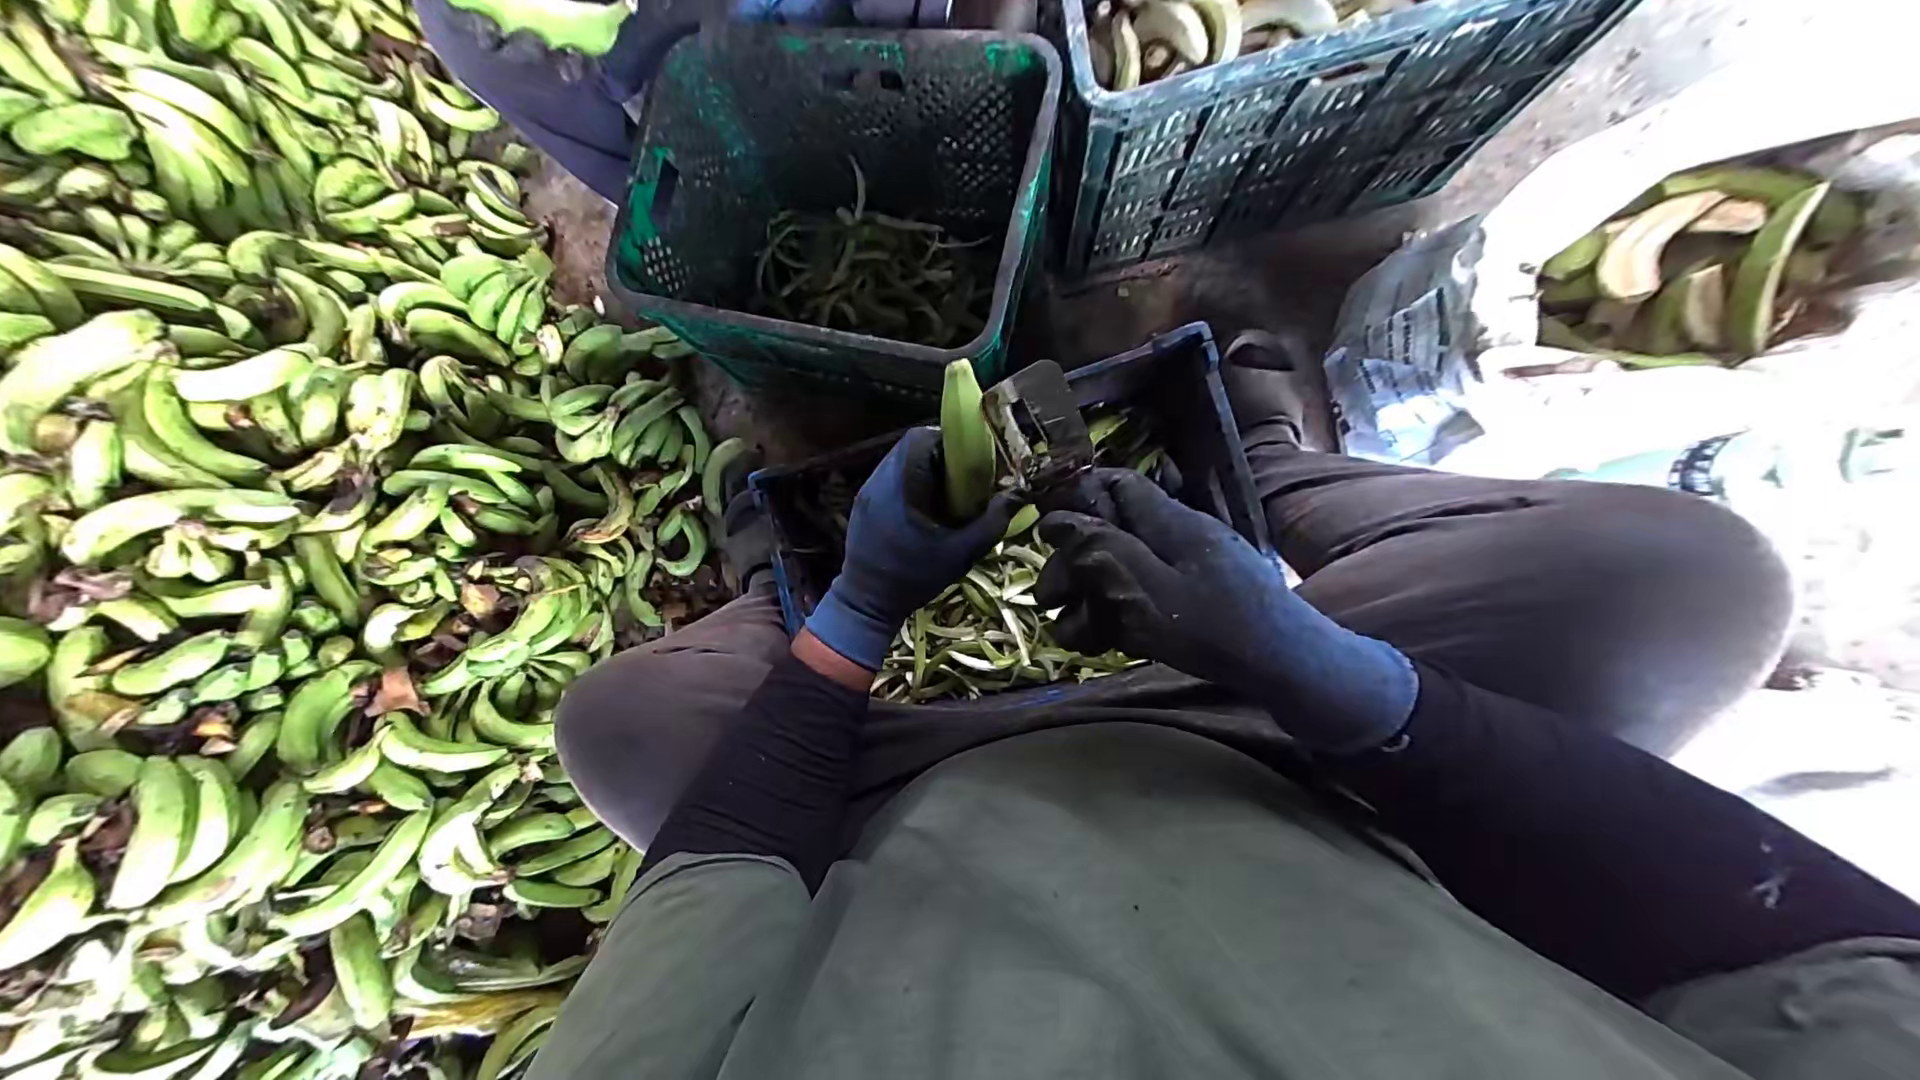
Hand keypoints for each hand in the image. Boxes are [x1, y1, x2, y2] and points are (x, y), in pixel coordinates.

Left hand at [805, 428, 1020, 670]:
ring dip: (928, 470)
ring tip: (948, 496)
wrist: (866, 606)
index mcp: (898, 486)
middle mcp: (877, 481)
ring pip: (901, 461)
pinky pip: (892, 479)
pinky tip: (927, 511)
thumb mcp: (960, 553)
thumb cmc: (912, 579)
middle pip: (911, 446)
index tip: (971, 464)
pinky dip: (913, 484)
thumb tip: (1020, 494)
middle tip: (965, 481)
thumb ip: (992, 522)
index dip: (950, 442)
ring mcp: (867, 492)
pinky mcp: (864, 505)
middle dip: (942, 457)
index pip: (920, 437)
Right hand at [1036, 469, 1415, 751]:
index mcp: (1170, 524)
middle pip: (1113, 533)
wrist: (1285, 668)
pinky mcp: (1192, 601)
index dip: (1079, 498)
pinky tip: (1099, 641)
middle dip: (1075, 563)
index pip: (1119, 486)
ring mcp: (1187, 571)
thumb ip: (1104, 551)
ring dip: (1090, 596)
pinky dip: (1116, 614)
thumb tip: (1057, 519)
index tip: (1047, 531)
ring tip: (1071, 631)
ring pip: (1124, 569)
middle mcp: (1177, 539)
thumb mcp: (1150, 589)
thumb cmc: (1216, 626)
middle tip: (1048, 599)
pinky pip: (1143, 595)